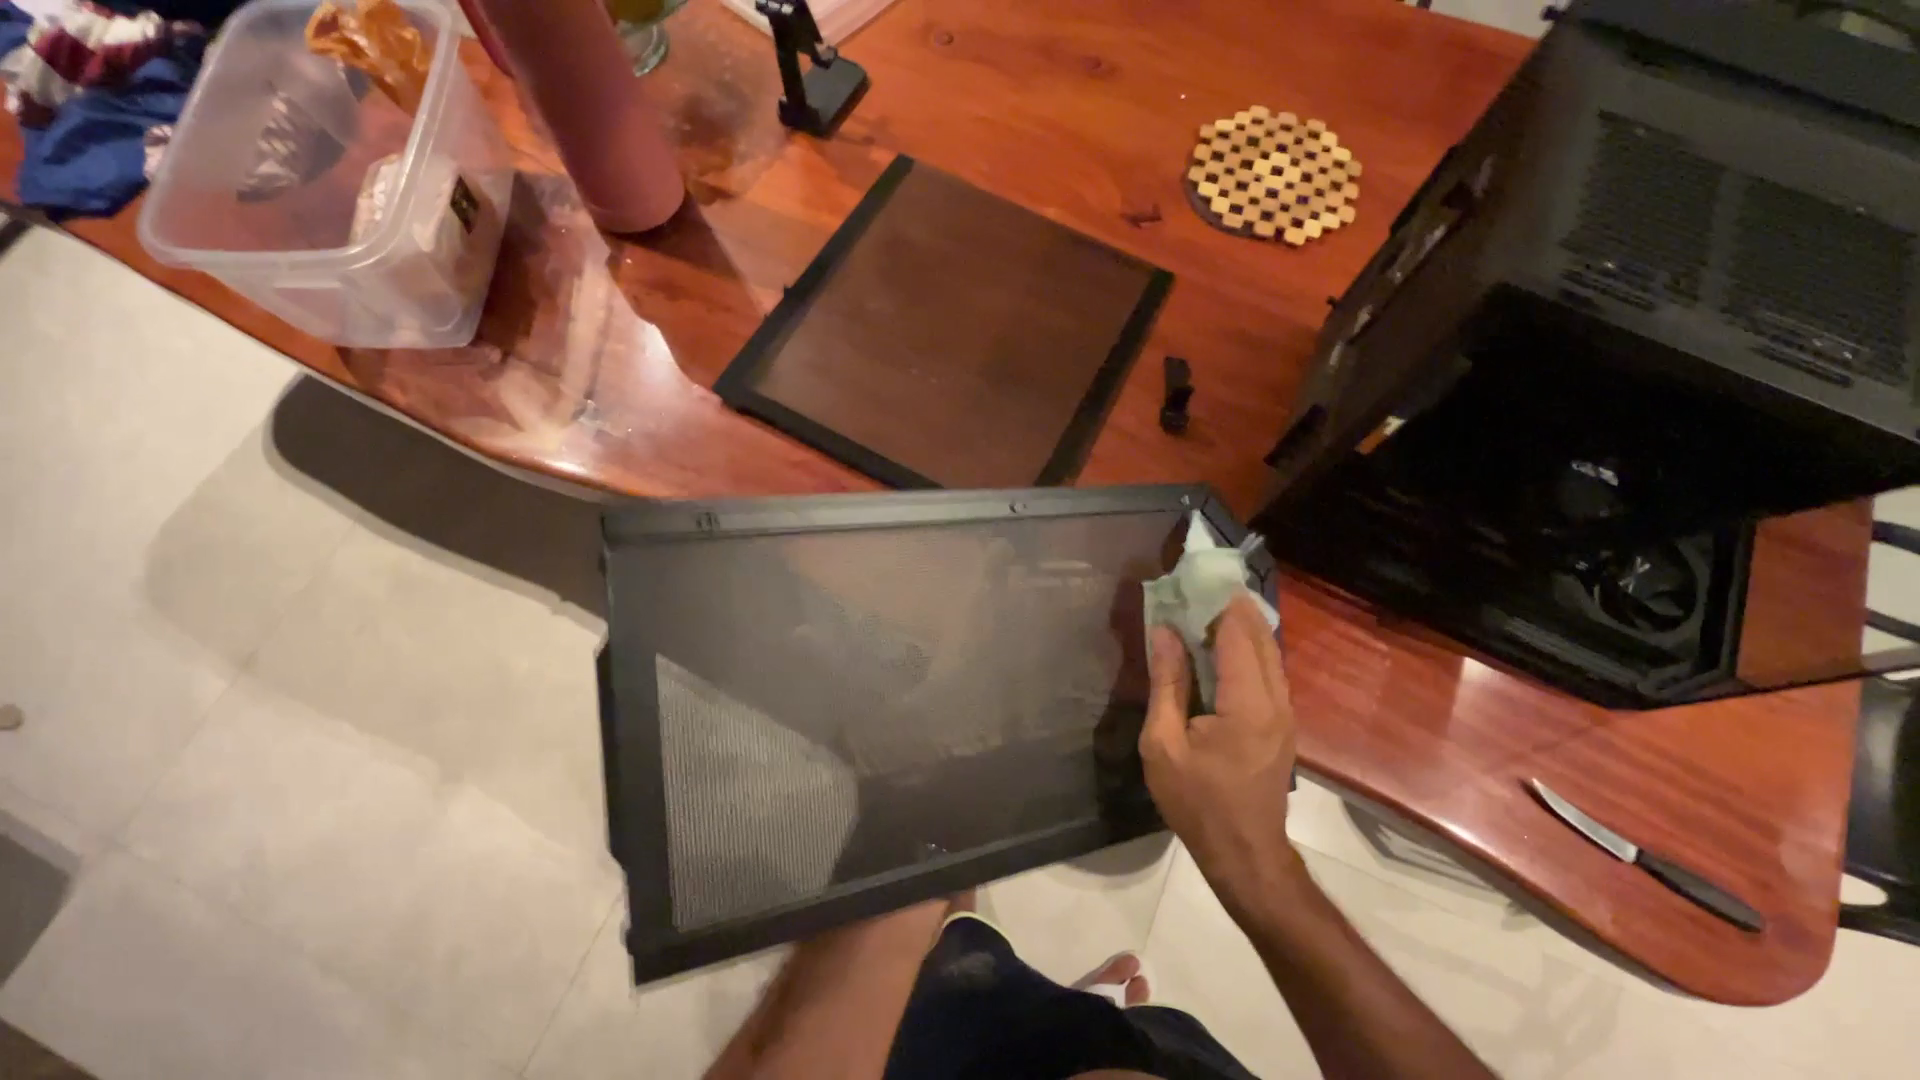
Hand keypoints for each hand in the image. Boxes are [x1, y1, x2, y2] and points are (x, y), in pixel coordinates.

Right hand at [1141, 593, 1303, 902]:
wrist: (1244, 853)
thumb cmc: (1197, 803)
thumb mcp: (1164, 745)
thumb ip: (1167, 684)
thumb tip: (1165, 634)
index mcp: (1247, 704)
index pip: (1237, 634)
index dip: (1216, 602)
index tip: (1192, 578)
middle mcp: (1276, 700)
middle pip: (1259, 636)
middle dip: (1230, 607)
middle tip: (1196, 587)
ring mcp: (1285, 713)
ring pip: (1268, 652)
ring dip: (1240, 628)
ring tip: (1204, 610)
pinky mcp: (1284, 723)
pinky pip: (1268, 672)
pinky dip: (1246, 651)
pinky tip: (1220, 649)